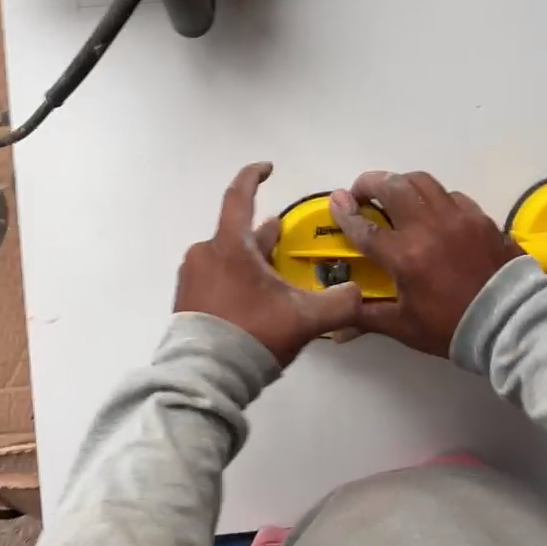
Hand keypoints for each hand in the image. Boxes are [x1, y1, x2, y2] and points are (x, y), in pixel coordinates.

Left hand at [175, 162, 363, 364]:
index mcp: (229, 245)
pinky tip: (253, 298)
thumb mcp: (304, 319)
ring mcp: (191, 277)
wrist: (204, 378)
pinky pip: (214, 277)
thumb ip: (338, 303)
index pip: (238, 197)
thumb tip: (359, 293)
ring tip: (272, 270)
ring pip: (226, 256)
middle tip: (283, 237)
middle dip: (261, 235)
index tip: (268, 167)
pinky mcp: (186, 301)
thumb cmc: (252, 335)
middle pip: (236, 232)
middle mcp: (204, 253)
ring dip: (249, 258)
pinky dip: (235, 277)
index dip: (254, 176)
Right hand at [328, 170, 523, 357]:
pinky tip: (434, 212)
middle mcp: (428, 227)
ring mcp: (457, 218)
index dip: (345, 212)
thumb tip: (336, 328)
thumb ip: (366, 317)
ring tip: (395, 194)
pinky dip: (435, 197)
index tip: (335, 200)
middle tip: (362, 192)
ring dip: (401, 183)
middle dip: (370, 183)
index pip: (365, 226)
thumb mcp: (404, 326)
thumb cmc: (452, 327)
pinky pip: (451, 195)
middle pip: (392, 186)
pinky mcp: (481, 217)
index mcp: (404, 255)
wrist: (512, 324)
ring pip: (422, 182)